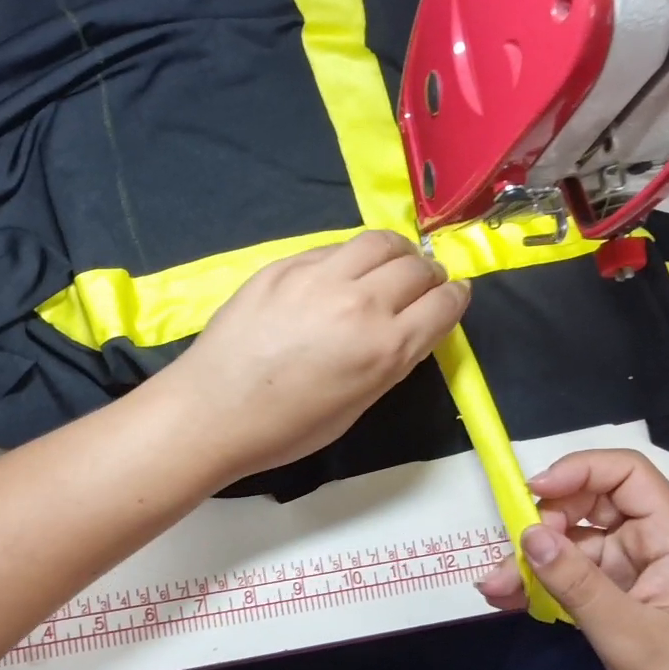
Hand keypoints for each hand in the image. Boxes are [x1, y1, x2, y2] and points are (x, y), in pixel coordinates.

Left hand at [158, 230, 469, 479]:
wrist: (213, 410)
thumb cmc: (286, 428)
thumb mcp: (356, 406)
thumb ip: (391, 361)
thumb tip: (410, 329)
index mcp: (385, 348)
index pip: (444, 304)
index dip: (455, 299)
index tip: (453, 299)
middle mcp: (361, 303)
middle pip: (417, 268)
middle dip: (429, 276)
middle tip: (421, 286)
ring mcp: (320, 277)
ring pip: (379, 241)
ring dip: (396, 253)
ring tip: (388, 267)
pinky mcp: (286, 265)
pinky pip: (334, 247)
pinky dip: (350, 256)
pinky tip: (340, 274)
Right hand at [476, 450, 668, 669]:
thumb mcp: (630, 636)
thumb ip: (576, 583)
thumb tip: (527, 534)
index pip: (627, 474)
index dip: (579, 470)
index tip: (533, 493)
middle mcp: (652, 546)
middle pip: (591, 506)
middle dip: (545, 524)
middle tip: (514, 557)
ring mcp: (634, 574)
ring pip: (574, 545)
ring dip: (534, 561)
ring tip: (496, 587)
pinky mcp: (619, 601)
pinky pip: (574, 578)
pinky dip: (542, 585)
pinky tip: (509, 599)